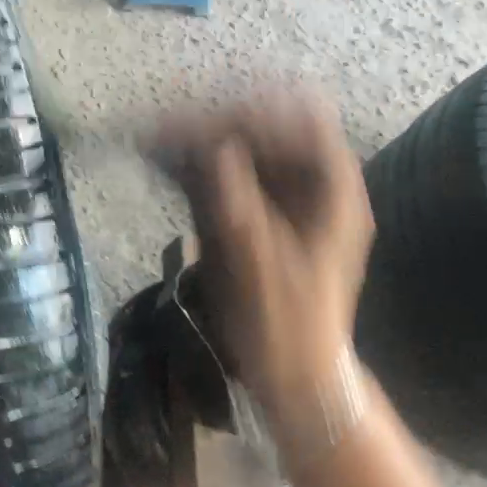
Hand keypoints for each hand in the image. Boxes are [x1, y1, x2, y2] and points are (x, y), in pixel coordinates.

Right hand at [152, 94, 373, 433]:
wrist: (292, 373)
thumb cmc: (291, 324)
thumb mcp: (266, 266)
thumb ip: (243, 206)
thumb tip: (220, 148)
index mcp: (333, 196)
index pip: (309, 125)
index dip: (266, 113)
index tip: (217, 118)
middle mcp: (306, 188)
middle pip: (268, 131)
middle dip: (219, 122)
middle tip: (170, 125)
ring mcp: (275, 202)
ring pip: (240, 151)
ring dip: (198, 140)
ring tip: (154, 134)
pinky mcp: (248, 218)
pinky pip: (221, 179)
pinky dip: (191, 167)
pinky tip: (159, 159)